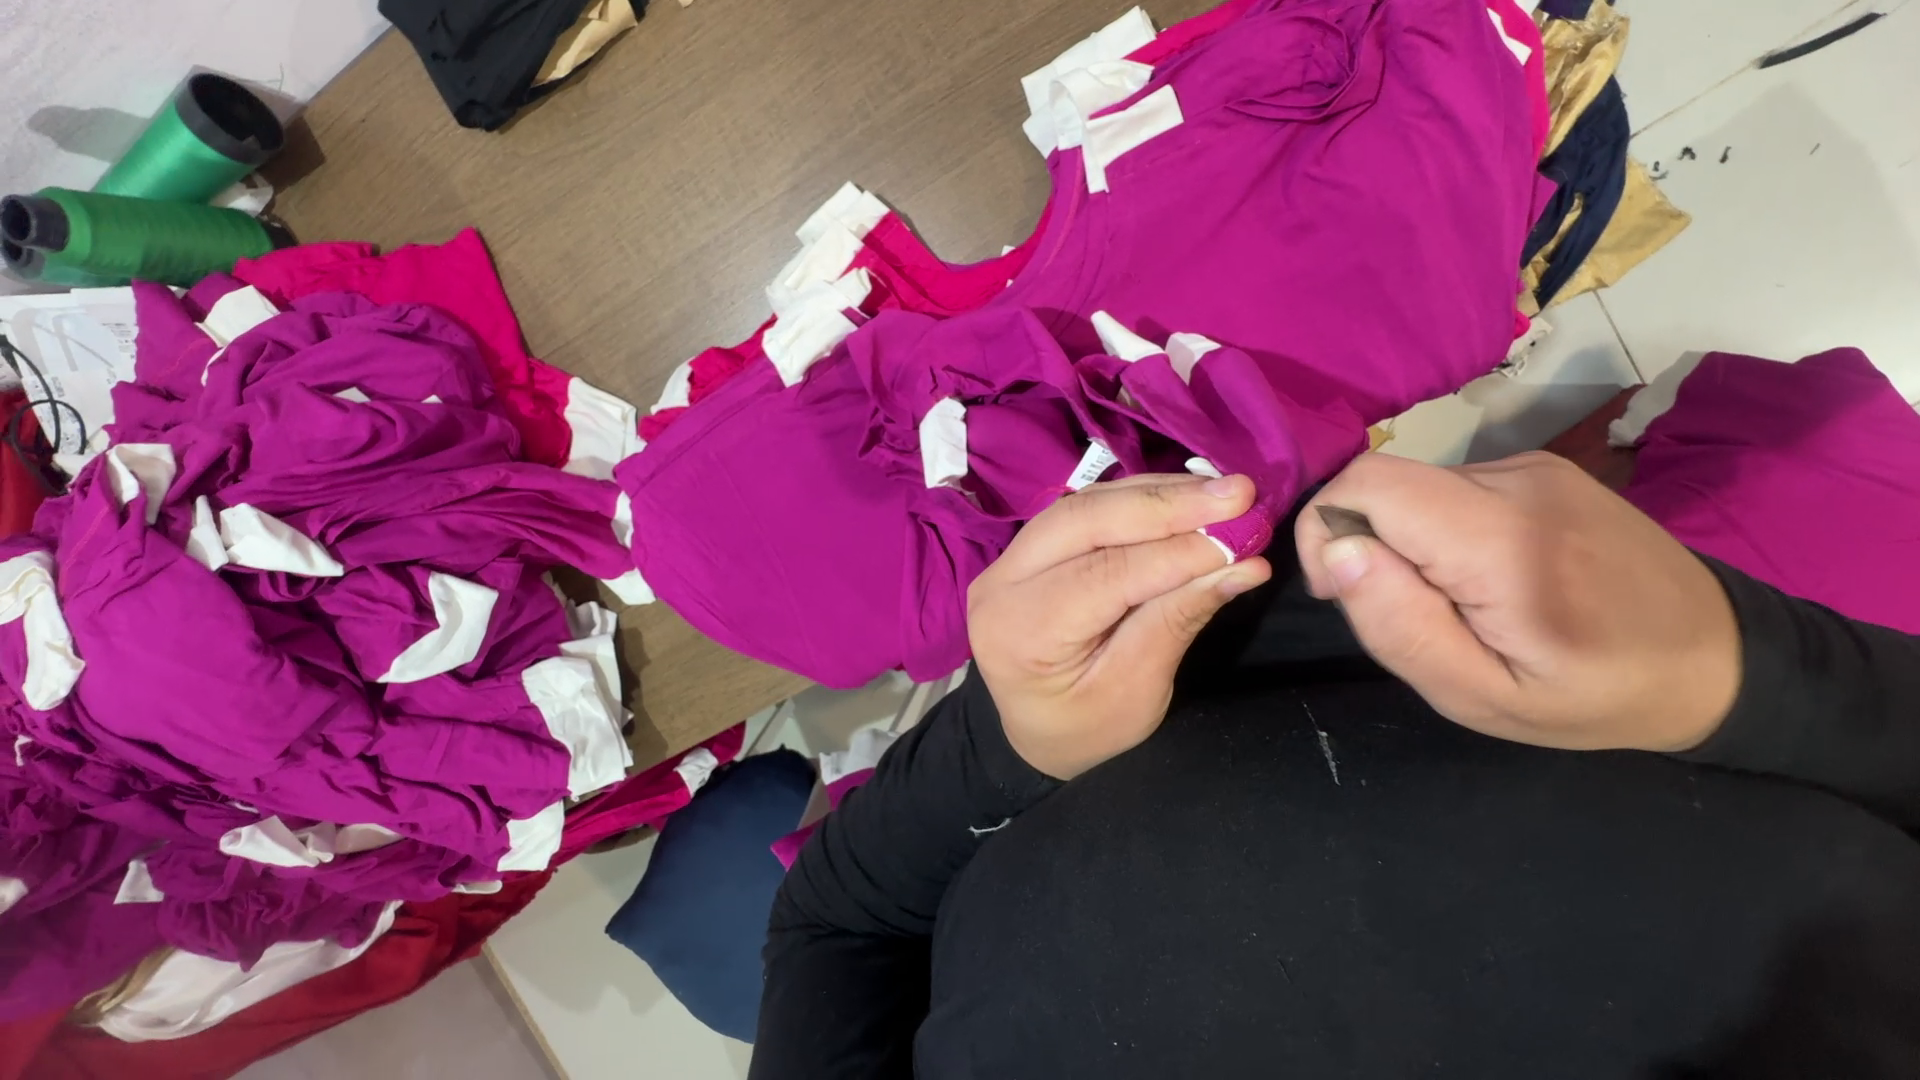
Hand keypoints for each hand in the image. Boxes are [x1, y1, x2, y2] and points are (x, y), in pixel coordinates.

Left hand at [968, 474, 1273, 778]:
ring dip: (1156, 494)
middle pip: (1083, 520)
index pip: (1104, 574)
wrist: (1040, 733)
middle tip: (1239, 494)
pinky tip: (1185, 497)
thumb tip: (1242, 562)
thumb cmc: (1088, 727)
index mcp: (1020, 632)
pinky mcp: (1024, 549)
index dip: (1177, 550)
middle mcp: (1000, 584)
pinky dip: (1137, 500)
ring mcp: (1006, 561)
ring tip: (1223, 493)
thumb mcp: (1138, 691)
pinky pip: (1082, 510)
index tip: (1244, 533)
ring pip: (1083, 505)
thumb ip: (1178, 619)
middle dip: (1166, 503)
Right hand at [1294, 452, 1740, 752]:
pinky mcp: (1541, 469)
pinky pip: (1448, 488)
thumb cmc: (1594, 695)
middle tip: (1405, 608)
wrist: (1720, 660)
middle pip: (1382, 484)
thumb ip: (1399, 625)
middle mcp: (1517, 481)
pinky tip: (1481, 574)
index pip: (1367, 484)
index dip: (1325, 529)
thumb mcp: (1480, 696)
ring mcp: (1534, 468)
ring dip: (1404, 540)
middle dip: (1363, 543)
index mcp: (1502, 540)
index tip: (1340, 591)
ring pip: (1413, 488)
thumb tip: (1340, 550)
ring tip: (1456, 598)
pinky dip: (1436, 529)